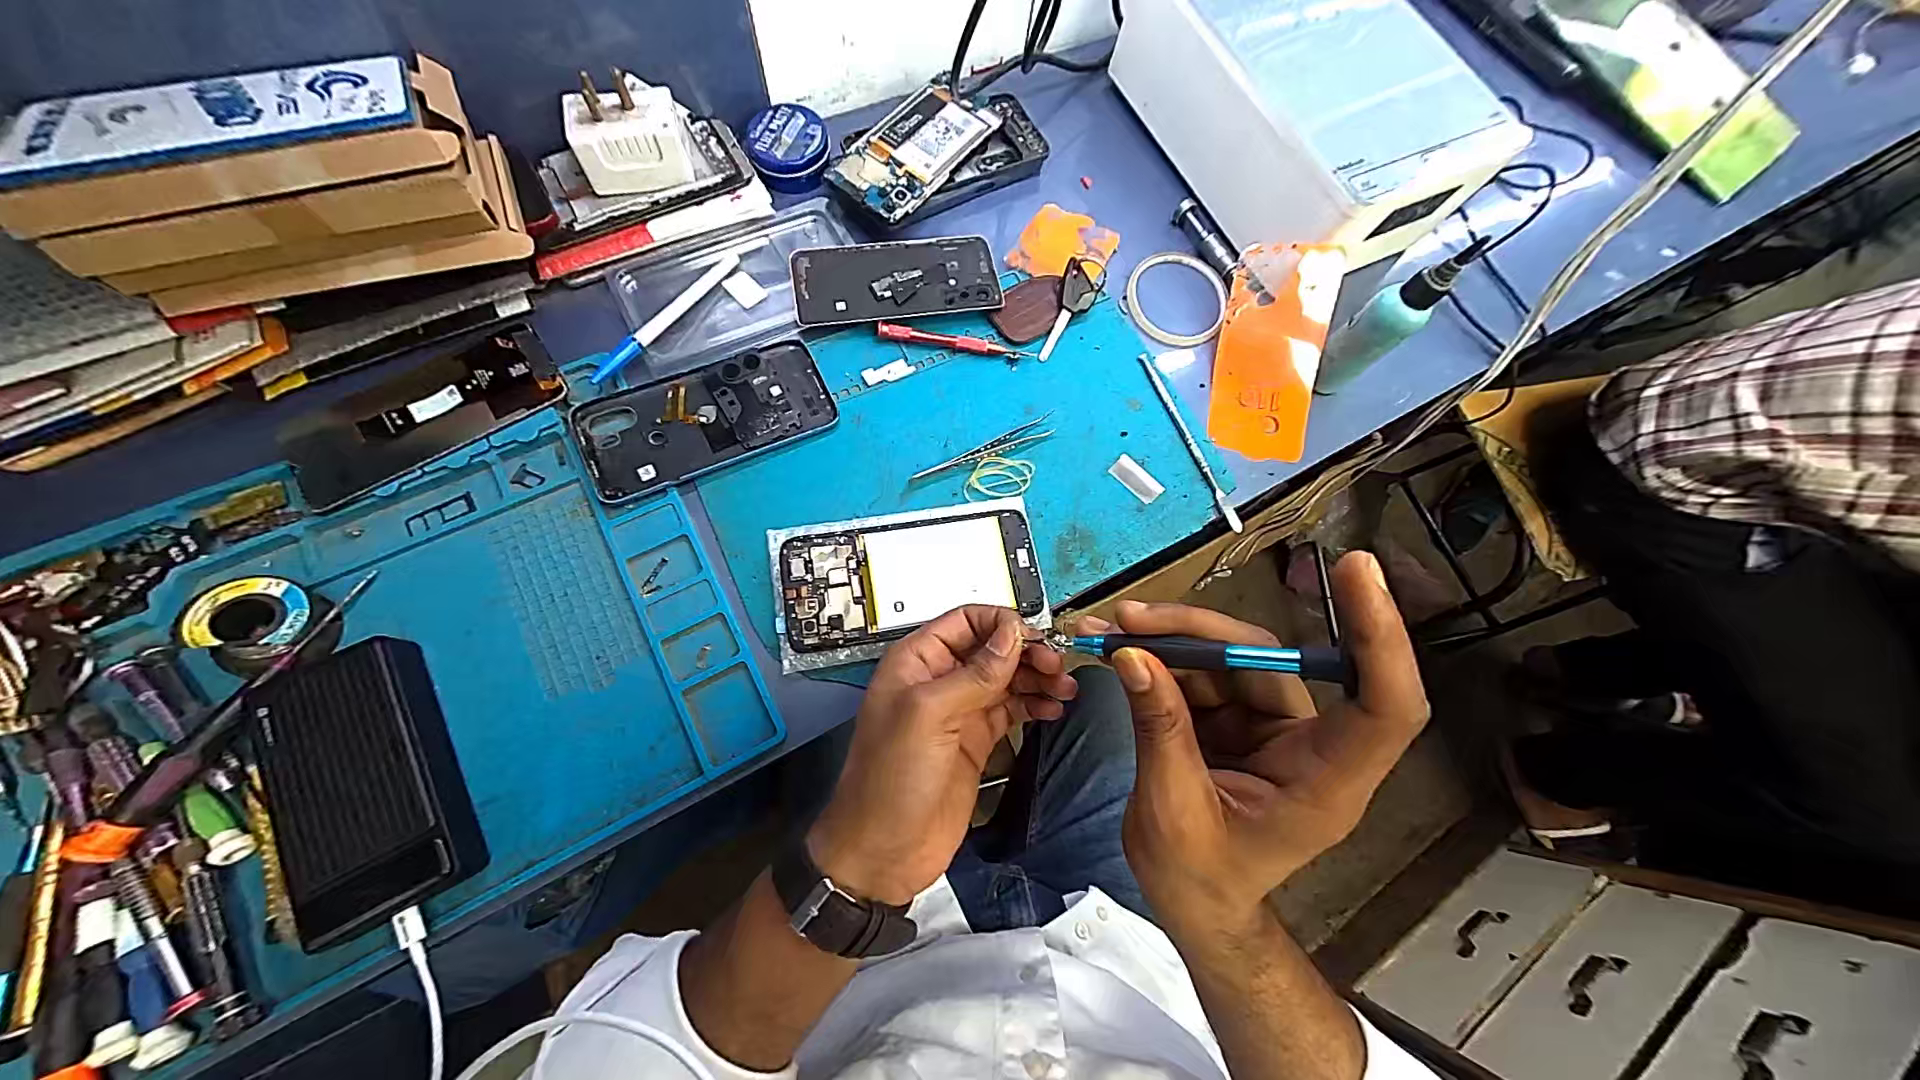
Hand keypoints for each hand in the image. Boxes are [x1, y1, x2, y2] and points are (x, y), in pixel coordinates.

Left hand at [808, 606, 1076, 904]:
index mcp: (915, 662)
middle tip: (1055, 665)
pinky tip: (1051, 707)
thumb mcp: (927, 716)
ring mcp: (958, 711)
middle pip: (992, 648)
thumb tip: (1010, 635)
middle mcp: (938, 681)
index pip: (966, 621)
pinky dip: (1034, 704)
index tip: (1032, 637)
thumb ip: (972, 674)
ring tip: (1063, 687)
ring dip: (1037, 677)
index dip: (1001, 623)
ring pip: (1006, 678)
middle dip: (1027, 651)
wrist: (884, 851)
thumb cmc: (884, 784)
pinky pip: (1011, 709)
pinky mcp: (975, 739)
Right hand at [1106, 551, 1427, 942]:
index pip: (1382, 705)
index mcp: (1325, 780)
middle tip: (1129, 618)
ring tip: (1107, 630)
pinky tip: (1114, 647)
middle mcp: (1304, 741)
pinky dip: (1154, 659)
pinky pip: (1195, 672)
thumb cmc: (1199, 879)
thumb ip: (1159, 729)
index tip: (1358, 571)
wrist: (1191, 904)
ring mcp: (1265, 725)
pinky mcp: (1230, 718)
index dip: (1379, 637)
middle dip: (1196, 631)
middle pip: (1264, 659)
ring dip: (1163, 639)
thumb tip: (1133, 656)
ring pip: (1223, 657)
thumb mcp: (1173, 809)